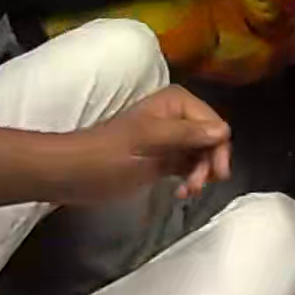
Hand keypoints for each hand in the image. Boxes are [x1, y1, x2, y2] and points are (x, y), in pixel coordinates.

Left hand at [62, 85, 233, 200]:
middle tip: (198, 187)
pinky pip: (190, 164)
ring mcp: (173, 136)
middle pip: (211, 137)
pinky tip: (182, 191)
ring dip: (200, 173)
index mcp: (177, 102)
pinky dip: (191, 177)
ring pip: (203, 152)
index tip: (217, 175)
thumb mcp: (148, 141)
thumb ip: (186, 135)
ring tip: (187, 192)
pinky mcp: (165, 156)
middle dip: (209, 162)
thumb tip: (224, 131)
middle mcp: (180, 115)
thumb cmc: (107, 154)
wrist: (71, 174)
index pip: (213, 123)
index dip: (219, 147)